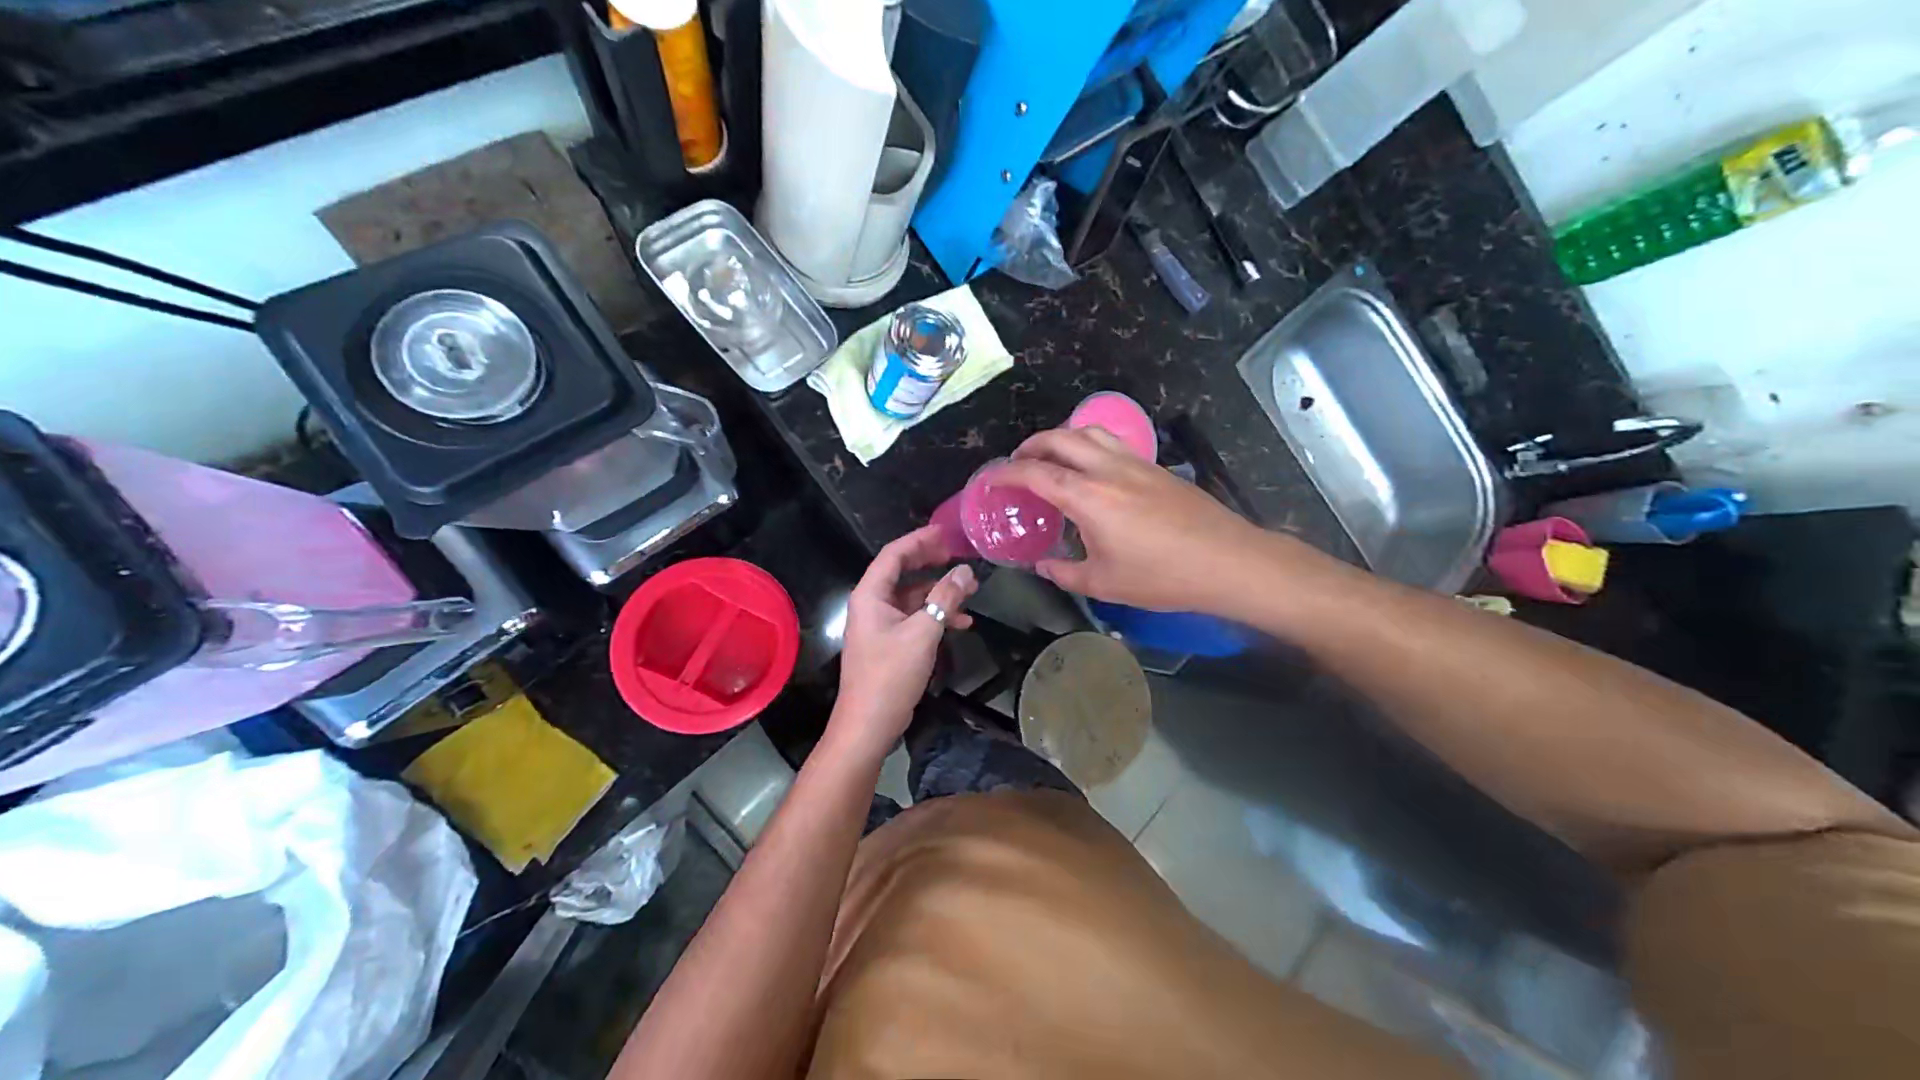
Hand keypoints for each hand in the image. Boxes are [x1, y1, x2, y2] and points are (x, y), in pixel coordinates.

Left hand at [831, 525, 978, 756]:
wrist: (869, 723)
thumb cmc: (891, 674)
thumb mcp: (923, 632)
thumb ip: (944, 599)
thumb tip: (965, 572)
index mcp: (871, 594)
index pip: (894, 554)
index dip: (920, 539)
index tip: (947, 532)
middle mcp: (871, 604)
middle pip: (902, 571)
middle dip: (931, 561)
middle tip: (958, 553)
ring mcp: (880, 624)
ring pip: (911, 596)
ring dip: (938, 591)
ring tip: (970, 589)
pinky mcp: (890, 643)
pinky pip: (914, 618)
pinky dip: (935, 616)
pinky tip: (961, 621)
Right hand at [996, 428, 1334, 614]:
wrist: (1226, 561)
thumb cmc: (1162, 577)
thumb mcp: (1105, 584)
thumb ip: (1065, 574)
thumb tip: (1043, 566)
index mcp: (1088, 497)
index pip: (1035, 473)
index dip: (1006, 472)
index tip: (989, 479)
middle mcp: (1108, 469)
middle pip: (1060, 438)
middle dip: (1030, 445)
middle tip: (1016, 462)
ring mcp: (1135, 463)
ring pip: (1089, 431)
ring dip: (1061, 437)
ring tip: (1051, 457)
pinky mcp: (1155, 467)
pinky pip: (1112, 442)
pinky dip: (1088, 445)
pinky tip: (1091, 469)